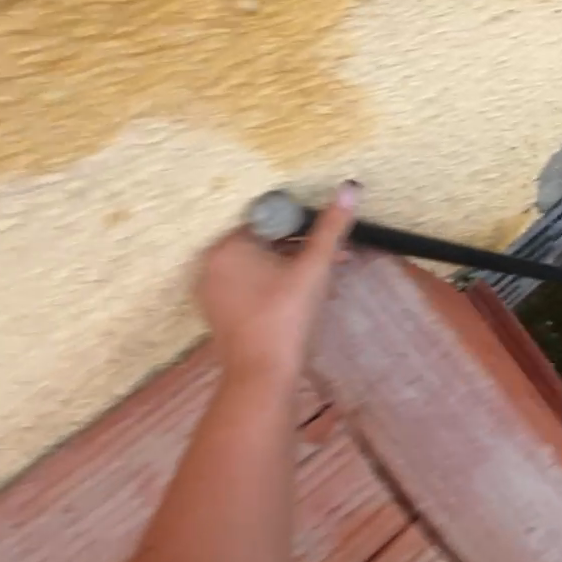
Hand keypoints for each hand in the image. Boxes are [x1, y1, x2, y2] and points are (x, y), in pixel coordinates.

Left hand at [193, 183, 358, 386]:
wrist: (263, 375)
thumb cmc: (286, 315)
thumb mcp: (315, 266)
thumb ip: (331, 226)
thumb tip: (350, 186)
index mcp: (228, 247)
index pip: (272, 219)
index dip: (306, 228)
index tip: (331, 243)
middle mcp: (211, 264)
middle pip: (267, 241)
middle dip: (304, 248)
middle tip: (337, 260)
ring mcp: (211, 291)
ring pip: (261, 264)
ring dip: (294, 266)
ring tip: (325, 281)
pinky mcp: (219, 312)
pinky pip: (251, 285)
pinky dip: (276, 284)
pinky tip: (303, 298)